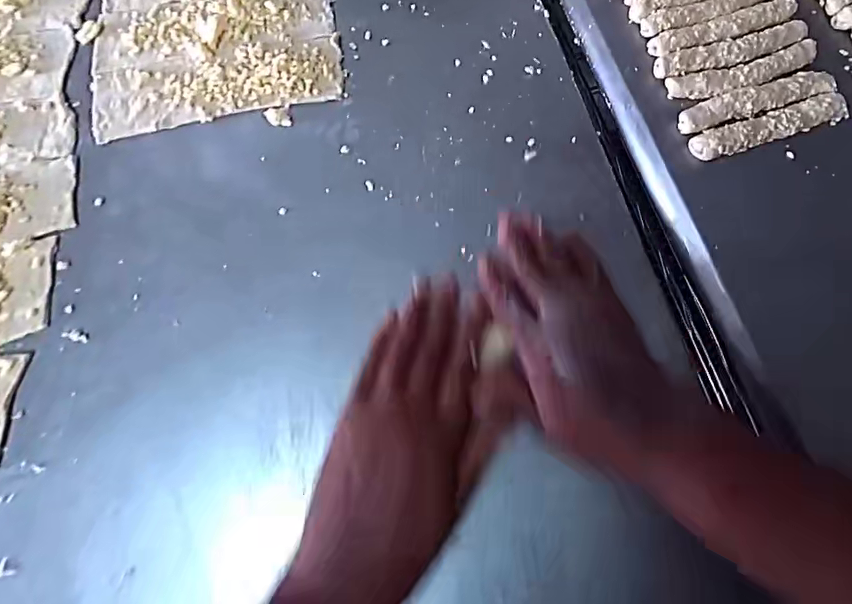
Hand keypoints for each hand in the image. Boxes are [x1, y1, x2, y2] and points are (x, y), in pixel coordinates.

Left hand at [275, 279, 478, 603]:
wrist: (345, 572)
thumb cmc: (411, 537)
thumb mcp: (459, 498)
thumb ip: (482, 446)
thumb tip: (506, 402)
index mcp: (445, 429)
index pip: (464, 365)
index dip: (472, 330)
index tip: (480, 300)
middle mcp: (413, 409)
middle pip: (433, 350)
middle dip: (444, 312)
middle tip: (451, 280)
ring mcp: (378, 409)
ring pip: (402, 351)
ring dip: (414, 316)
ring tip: (425, 287)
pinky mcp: (350, 416)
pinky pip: (368, 367)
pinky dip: (380, 340)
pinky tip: (390, 318)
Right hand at [477, 212, 700, 479]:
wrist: (649, 417)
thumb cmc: (594, 427)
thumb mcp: (546, 421)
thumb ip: (514, 394)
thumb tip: (481, 380)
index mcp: (538, 344)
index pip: (509, 304)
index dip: (495, 281)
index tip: (483, 261)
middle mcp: (561, 313)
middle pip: (533, 270)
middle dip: (517, 244)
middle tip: (505, 221)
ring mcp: (588, 301)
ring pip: (560, 259)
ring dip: (543, 238)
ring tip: (528, 219)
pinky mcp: (610, 299)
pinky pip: (589, 263)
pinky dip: (576, 247)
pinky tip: (568, 237)